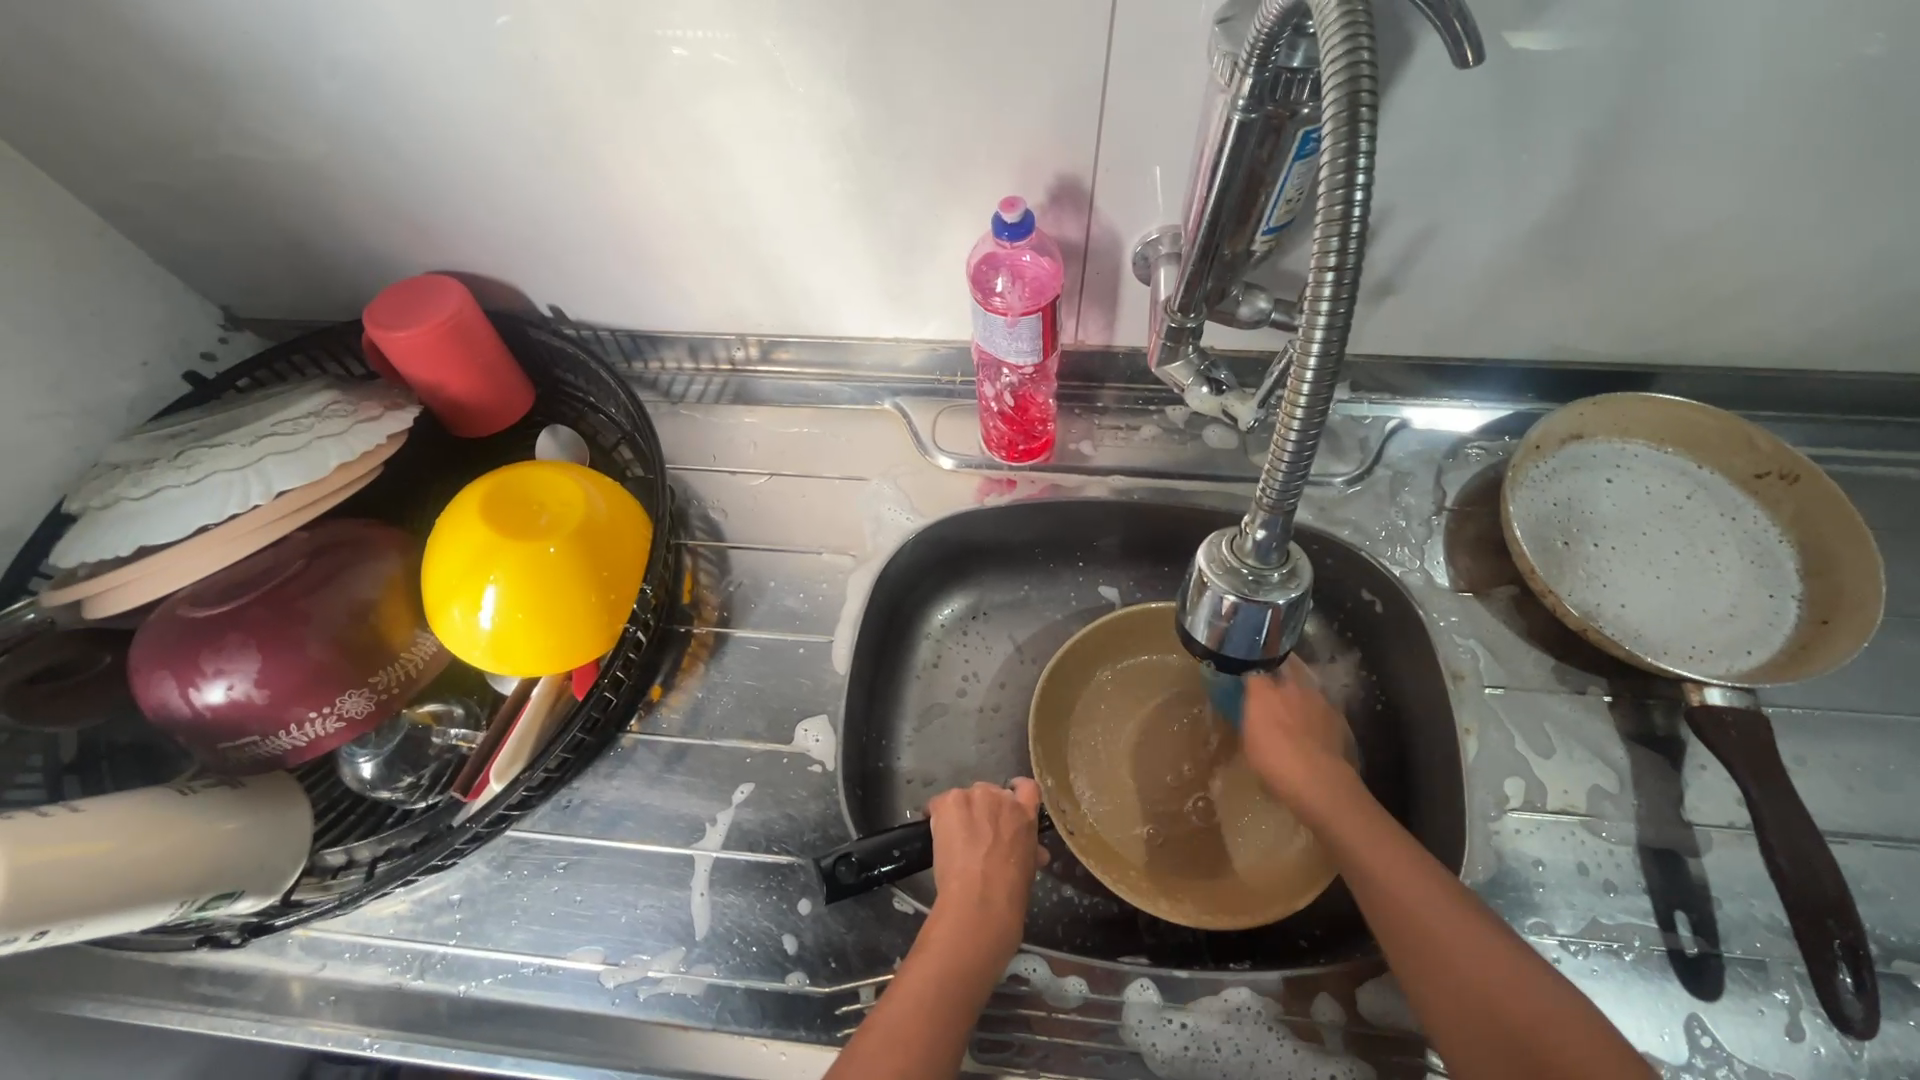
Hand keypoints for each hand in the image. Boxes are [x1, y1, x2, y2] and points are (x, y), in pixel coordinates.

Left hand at [925, 779, 1041, 954]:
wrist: (981, 896)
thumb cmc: (1010, 888)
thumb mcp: (1029, 864)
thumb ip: (1030, 849)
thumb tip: (1038, 854)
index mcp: (1025, 813)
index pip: (1027, 788)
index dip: (1016, 791)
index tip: (1007, 800)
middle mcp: (1000, 797)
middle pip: (989, 792)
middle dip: (983, 808)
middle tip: (976, 832)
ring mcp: (973, 797)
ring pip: (963, 798)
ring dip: (960, 812)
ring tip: (954, 837)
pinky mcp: (949, 801)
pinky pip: (939, 803)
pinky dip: (936, 816)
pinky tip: (936, 834)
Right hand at [1240, 655, 1360, 810]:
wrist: (1317, 778)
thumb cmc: (1272, 762)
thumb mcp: (1249, 741)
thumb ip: (1252, 719)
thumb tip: (1255, 714)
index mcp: (1263, 692)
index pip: (1254, 671)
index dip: (1253, 678)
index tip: (1250, 686)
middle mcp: (1290, 687)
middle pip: (1284, 671)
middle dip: (1279, 679)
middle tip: (1274, 694)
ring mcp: (1317, 698)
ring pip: (1306, 688)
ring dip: (1300, 696)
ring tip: (1298, 713)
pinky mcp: (1337, 713)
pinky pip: (1322, 706)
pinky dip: (1316, 713)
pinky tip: (1316, 730)